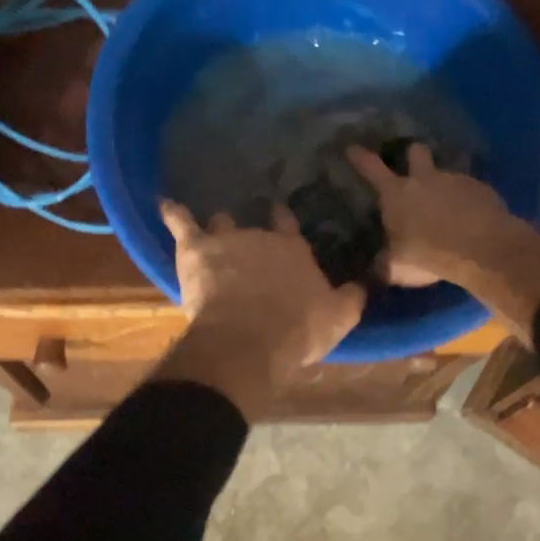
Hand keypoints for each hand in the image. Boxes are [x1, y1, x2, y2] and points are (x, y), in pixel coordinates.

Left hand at [151, 201, 366, 418]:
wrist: (249, 337)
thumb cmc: (297, 328)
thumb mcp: (339, 317)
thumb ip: (355, 295)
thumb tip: (374, 277)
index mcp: (293, 250)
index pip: (289, 227)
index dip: (284, 221)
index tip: (280, 213)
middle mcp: (260, 237)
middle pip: (254, 225)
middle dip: (251, 228)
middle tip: (248, 233)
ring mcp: (226, 239)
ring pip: (221, 222)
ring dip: (219, 225)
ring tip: (215, 223)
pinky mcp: (196, 249)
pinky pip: (181, 223)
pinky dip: (173, 213)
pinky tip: (165, 203)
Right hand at [347, 145, 539, 340]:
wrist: (482, 250)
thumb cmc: (429, 255)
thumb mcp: (396, 267)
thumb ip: (383, 265)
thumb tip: (372, 272)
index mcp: (396, 194)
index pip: (371, 169)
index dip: (360, 157)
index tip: (353, 147)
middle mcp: (424, 179)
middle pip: (416, 151)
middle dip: (413, 154)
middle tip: (415, 166)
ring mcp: (455, 180)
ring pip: (446, 173)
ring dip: (445, 186)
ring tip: (451, 208)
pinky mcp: (482, 188)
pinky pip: (471, 190)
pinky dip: (469, 201)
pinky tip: (473, 218)